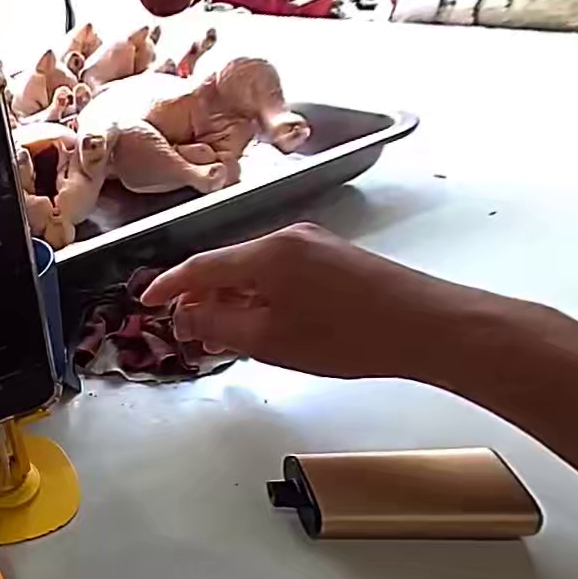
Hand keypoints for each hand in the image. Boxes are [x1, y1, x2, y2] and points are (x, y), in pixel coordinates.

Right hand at [139, 223, 514, 382]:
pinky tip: (255, 323)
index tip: (145, 302)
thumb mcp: (265, 339)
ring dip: (227, 300)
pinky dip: (255, 297)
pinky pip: (276, 275)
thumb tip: (185, 316)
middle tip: (185, 331)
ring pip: (250, 272)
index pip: (199, 266)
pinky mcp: (332, 259)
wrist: (432, 328)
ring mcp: (313, 246)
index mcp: (266, 254)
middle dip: (198, 298)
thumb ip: (215, 324)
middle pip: (224, 266)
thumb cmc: (346, 336)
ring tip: (218, 334)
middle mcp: (287, 239)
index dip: (167, 286)